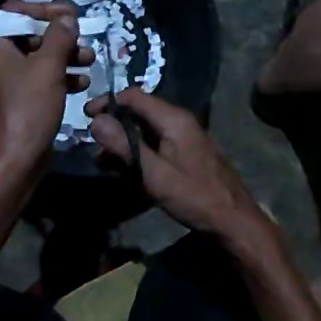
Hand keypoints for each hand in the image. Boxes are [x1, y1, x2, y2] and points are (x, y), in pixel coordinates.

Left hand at [0, 0, 91, 171]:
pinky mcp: (14, 98)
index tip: (71, 15)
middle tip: (83, 39)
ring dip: (64, 56)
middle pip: (28, 32)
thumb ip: (60, 35)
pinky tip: (82, 83)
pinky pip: (36, 78)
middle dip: (59, 36)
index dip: (45, 9)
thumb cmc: (27, 107)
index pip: (15, 10)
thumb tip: (67, 17)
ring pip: (36, 56)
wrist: (13, 158)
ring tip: (89, 59)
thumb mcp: (48, 66)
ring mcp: (1, 79)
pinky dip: (58, 76)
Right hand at [87, 89, 272, 245]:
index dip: (108, 103)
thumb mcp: (154, 173)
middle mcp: (180, 123)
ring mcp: (184, 140)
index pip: (134, 97)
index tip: (86, 117)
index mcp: (174, 120)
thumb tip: (96, 121)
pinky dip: (137, 154)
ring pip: (145, 132)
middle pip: (139, 114)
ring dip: (123, 144)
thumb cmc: (194, 196)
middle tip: (92, 146)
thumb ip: (124, 146)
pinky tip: (124, 172)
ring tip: (103, 163)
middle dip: (113, 126)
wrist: (234, 223)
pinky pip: (155, 146)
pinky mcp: (185, 156)